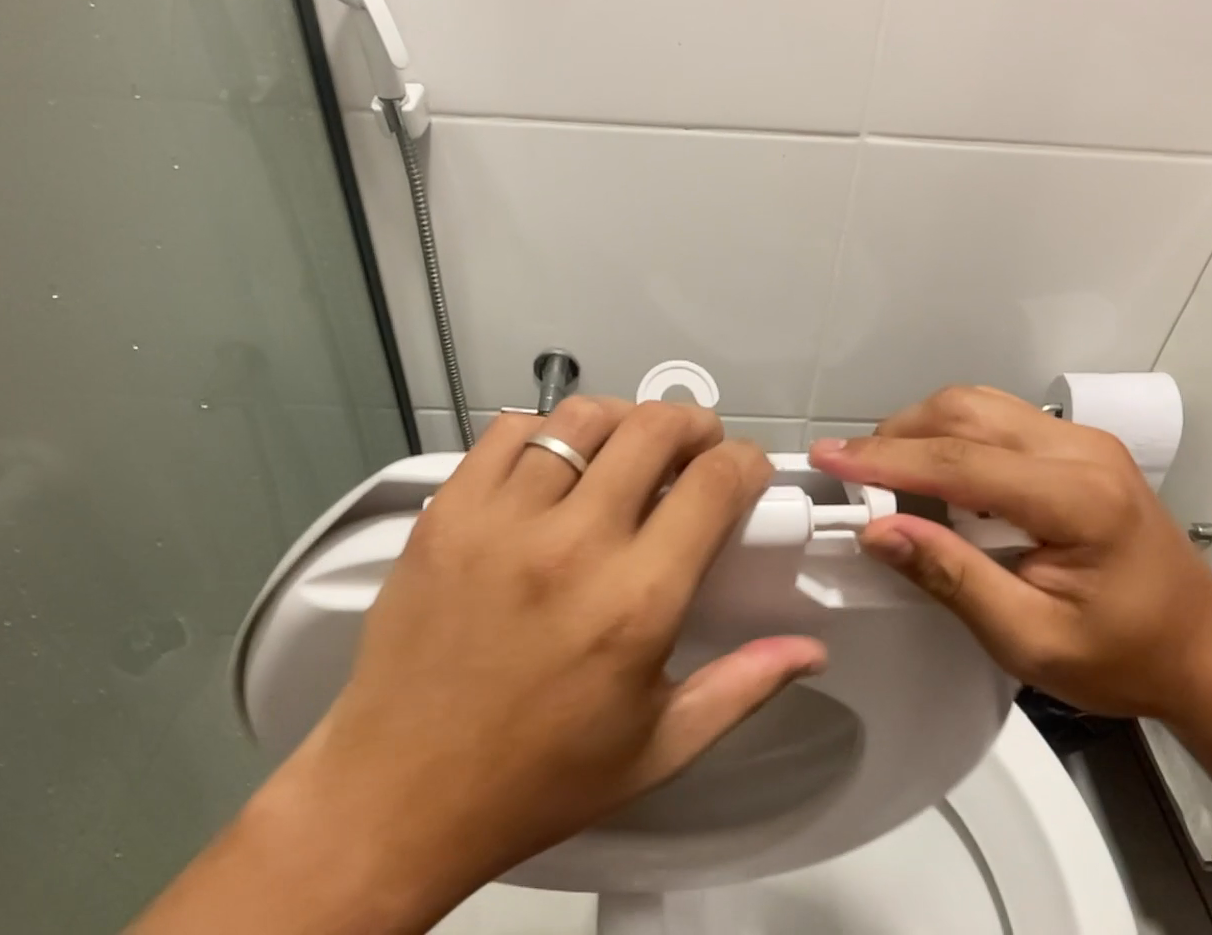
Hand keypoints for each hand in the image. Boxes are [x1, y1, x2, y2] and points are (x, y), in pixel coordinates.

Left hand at [276, 399, 825, 924]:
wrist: (401, 793)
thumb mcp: (659, 747)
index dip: (746, 462)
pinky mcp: (445, 514)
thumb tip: (809, 648)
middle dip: (694, 425)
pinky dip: (546, 430)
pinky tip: (557, 460)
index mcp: (636, 602)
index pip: (715, 483)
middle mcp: (572, 545)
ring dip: (623, 419)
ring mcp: (500, 521)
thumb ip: (744, 687)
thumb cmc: (538, 778)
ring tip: (631, 446)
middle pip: (653, 429)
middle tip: (698, 448)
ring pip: (581, 418)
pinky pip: (507, 433)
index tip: (747, 473)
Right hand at [807, 385, 1211, 723]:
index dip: (884, 459)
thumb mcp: (1030, 638)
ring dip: (921, 429)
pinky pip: (998, 419)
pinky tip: (933, 475)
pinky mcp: (1079, 447)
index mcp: (1077, 499)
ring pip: (978, 404)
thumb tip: (877, 531)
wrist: (1204, 652)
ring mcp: (1085, 441)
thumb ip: (952, 578)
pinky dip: (951, 436)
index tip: (826, 459)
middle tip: (850, 474)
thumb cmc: (1124, 658)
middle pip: (965, 411)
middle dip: (896, 435)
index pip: (959, 461)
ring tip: (882, 474)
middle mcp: (1082, 451)